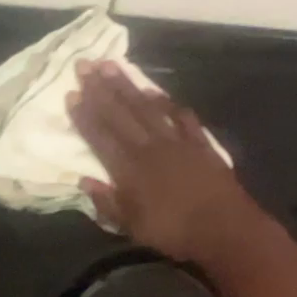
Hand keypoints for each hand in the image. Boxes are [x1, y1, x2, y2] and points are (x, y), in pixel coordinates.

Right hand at [67, 60, 267, 263]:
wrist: (225, 228)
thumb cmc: (175, 232)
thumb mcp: (133, 227)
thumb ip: (108, 203)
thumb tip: (84, 180)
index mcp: (129, 169)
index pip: (100, 137)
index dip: (84, 116)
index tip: (71, 94)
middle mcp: (150, 147)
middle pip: (120, 114)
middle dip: (100, 89)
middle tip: (84, 64)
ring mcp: (176, 141)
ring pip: (146, 107)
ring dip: (128, 86)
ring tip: (112, 65)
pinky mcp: (200, 143)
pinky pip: (181, 117)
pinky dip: (167, 102)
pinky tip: (155, 91)